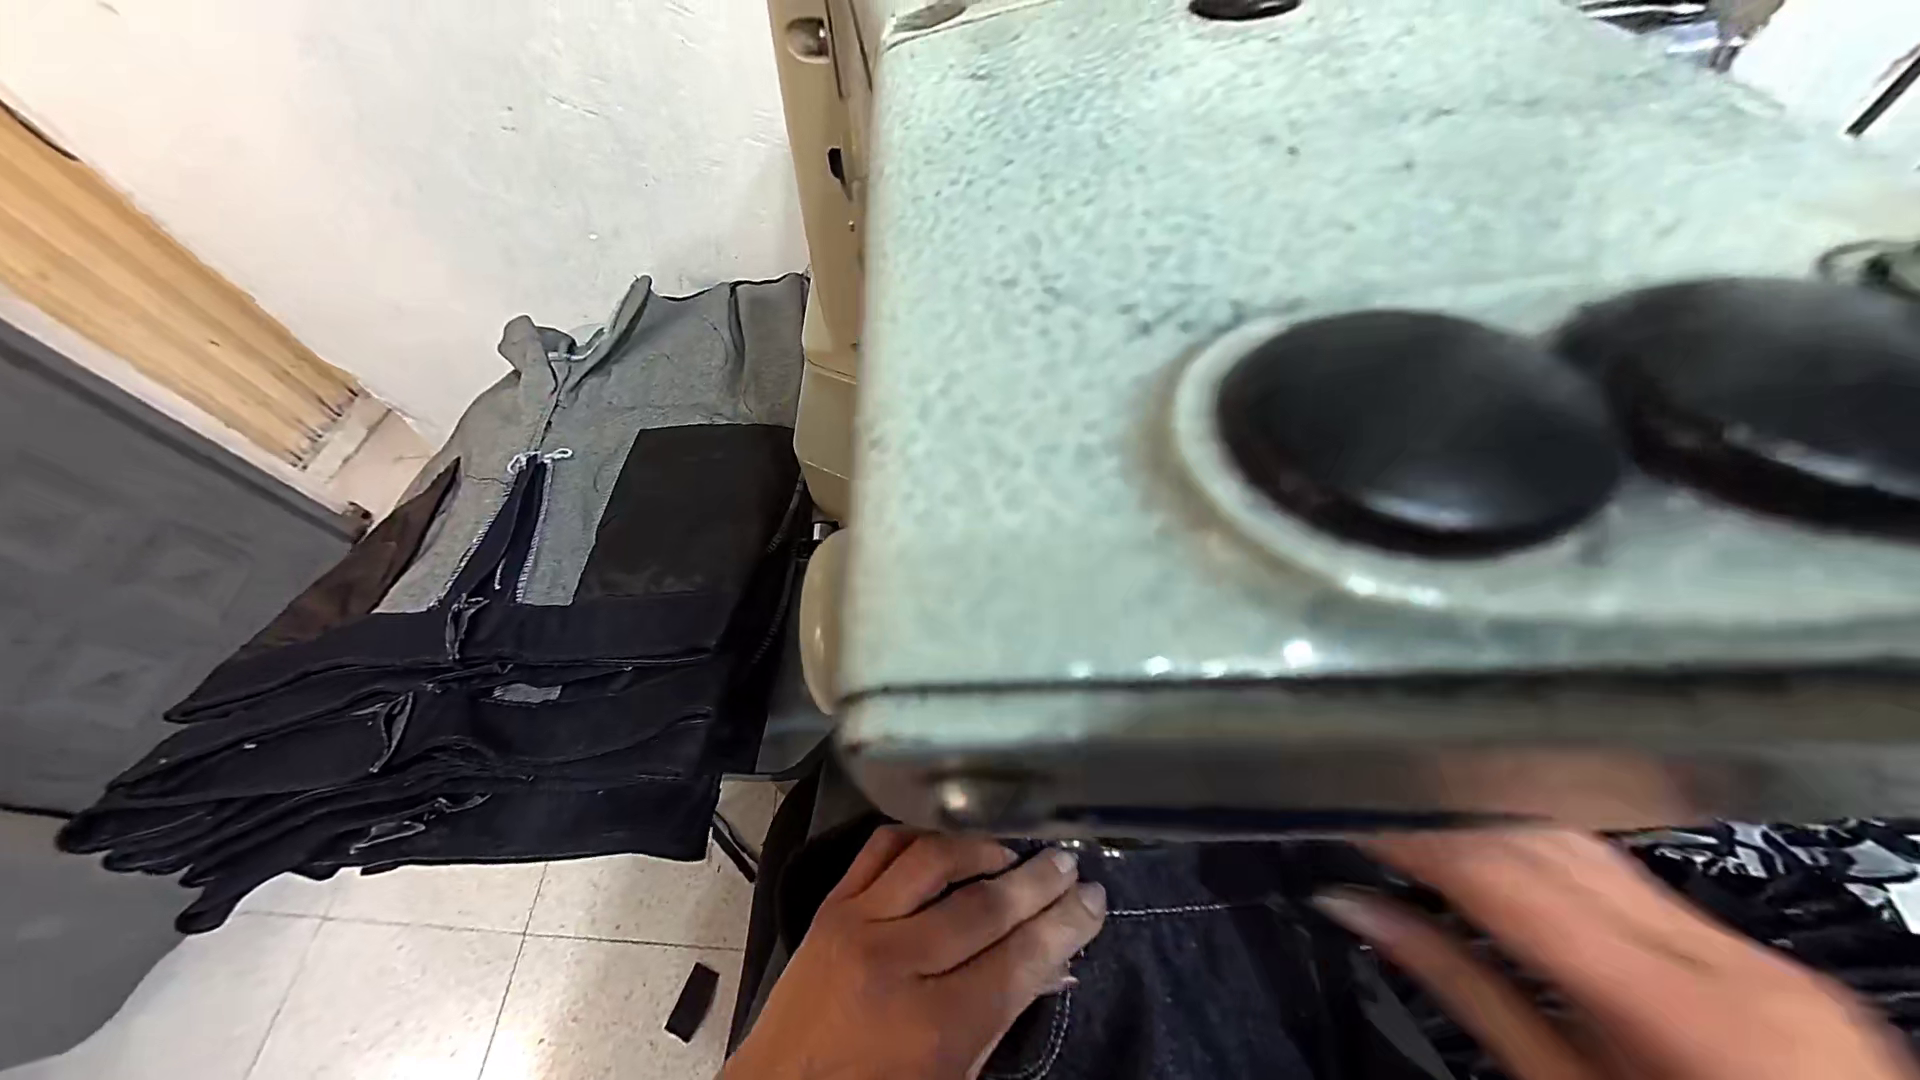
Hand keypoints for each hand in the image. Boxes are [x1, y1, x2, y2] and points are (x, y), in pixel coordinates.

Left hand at [723, 826, 1107, 1079]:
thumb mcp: (952, 1075)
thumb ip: (1005, 1016)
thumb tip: (1061, 963)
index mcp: (931, 1028)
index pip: (1017, 961)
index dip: (1065, 926)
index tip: (1094, 898)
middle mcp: (895, 963)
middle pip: (983, 907)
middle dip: (1037, 882)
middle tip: (1068, 862)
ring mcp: (858, 923)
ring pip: (934, 861)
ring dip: (982, 847)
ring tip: (1013, 850)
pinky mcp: (831, 903)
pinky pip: (881, 846)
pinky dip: (920, 833)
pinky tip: (948, 838)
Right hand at [1315, 829, 1919, 1079]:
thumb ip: (1455, 984)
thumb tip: (1355, 907)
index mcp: (1683, 1010)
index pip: (1502, 871)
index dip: (1412, 832)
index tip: (1347, 816)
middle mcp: (1732, 964)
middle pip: (1540, 842)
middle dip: (1439, 822)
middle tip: (1367, 823)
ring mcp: (1752, 953)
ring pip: (1579, 843)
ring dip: (1484, 831)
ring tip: (1417, 839)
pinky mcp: (1753, 953)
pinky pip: (1618, 870)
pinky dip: (1538, 854)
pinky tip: (1495, 859)